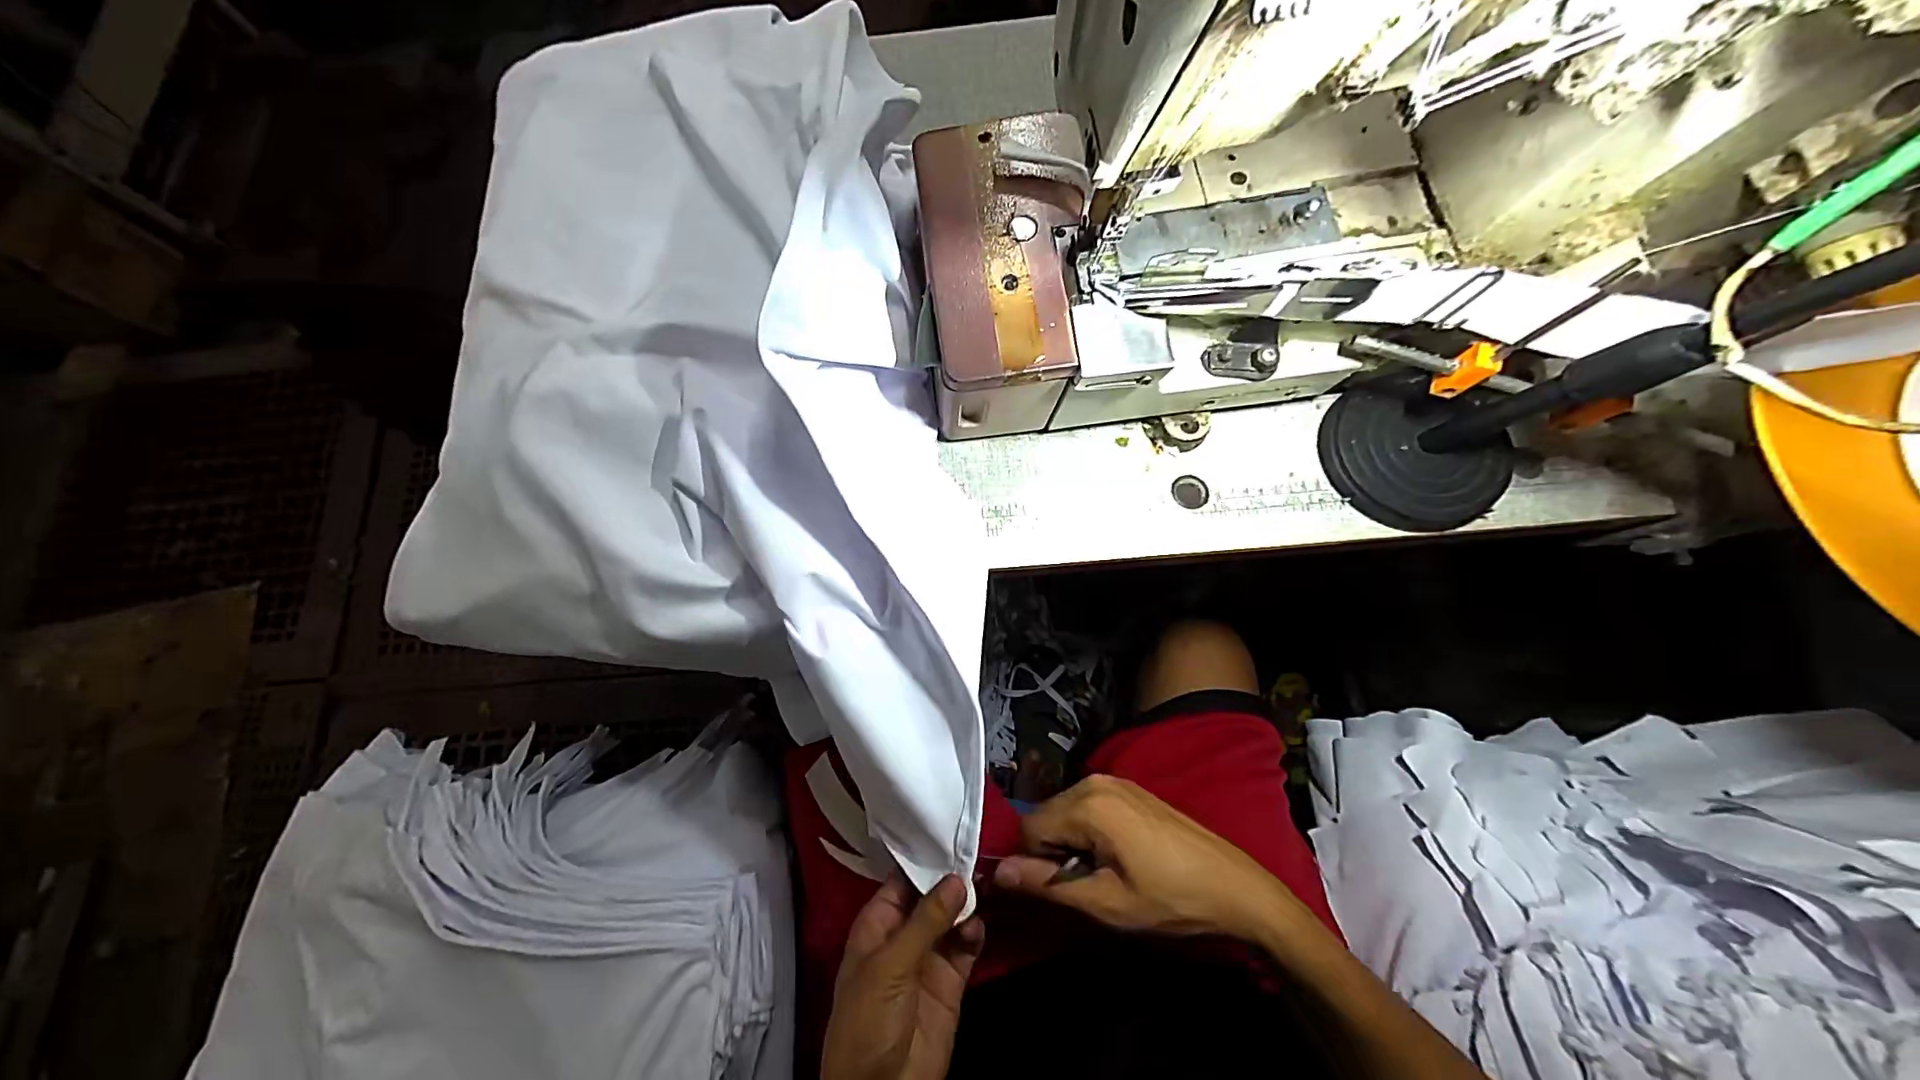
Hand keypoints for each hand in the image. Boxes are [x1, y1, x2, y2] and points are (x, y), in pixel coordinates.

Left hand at [820, 873, 984, 1079]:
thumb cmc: (868, 1021)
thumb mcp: (889, 966)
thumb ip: (924, 921)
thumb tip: (956, 878)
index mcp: (876, 925)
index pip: (901, 881)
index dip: (923, 860)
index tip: (951, 834)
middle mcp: (903, 935)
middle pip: (930, 896)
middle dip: (951, 878)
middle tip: (977, 854)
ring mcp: (928, 958)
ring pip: (951, 918)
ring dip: (966, 905)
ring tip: (982, 890)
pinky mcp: (950, 981)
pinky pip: (966, 946)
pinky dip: (974, 933)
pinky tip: (977, 927)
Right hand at [991, 774, 1295, 939]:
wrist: (1236, 889)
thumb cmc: (1170, 900)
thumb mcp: (1106, 902)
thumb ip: (1047, 884)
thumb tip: (997, 873)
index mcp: (1087, 803)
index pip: (1027, 829)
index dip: (1033, 865)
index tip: (1059, 892)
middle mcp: (1095, 781)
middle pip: (1045, 816)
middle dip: (1052, 852)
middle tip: (1087, 886)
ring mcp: (1115, 782)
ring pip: (1064, 813)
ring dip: (1070, 845)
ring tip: (1105, 875)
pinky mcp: (1130, 790)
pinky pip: (1087, 808)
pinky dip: (1088, 834)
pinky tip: (1118, 859)